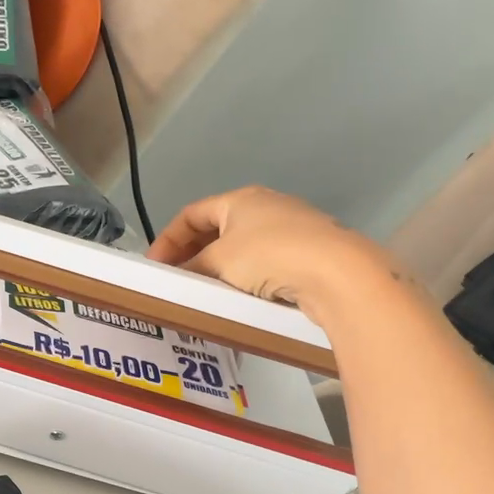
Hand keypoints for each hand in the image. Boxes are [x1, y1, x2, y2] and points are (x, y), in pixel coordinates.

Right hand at [146, 187, 400, 321]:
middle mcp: (266, 206)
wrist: (339, 274)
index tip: (154, 267)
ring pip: (240, 246)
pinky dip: (245, 276)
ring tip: (205, 290)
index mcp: (239, 199)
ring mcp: (292, 227)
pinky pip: (264, 261)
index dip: (166, 240)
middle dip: (191, 254)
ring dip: (218, 267)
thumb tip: (177, 277)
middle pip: (215, 229)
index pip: (190, 215)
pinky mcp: (310, 251)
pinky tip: (240, 295)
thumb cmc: (268, 256)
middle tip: (176, 279)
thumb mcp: (217, 262)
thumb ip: (190, 268)